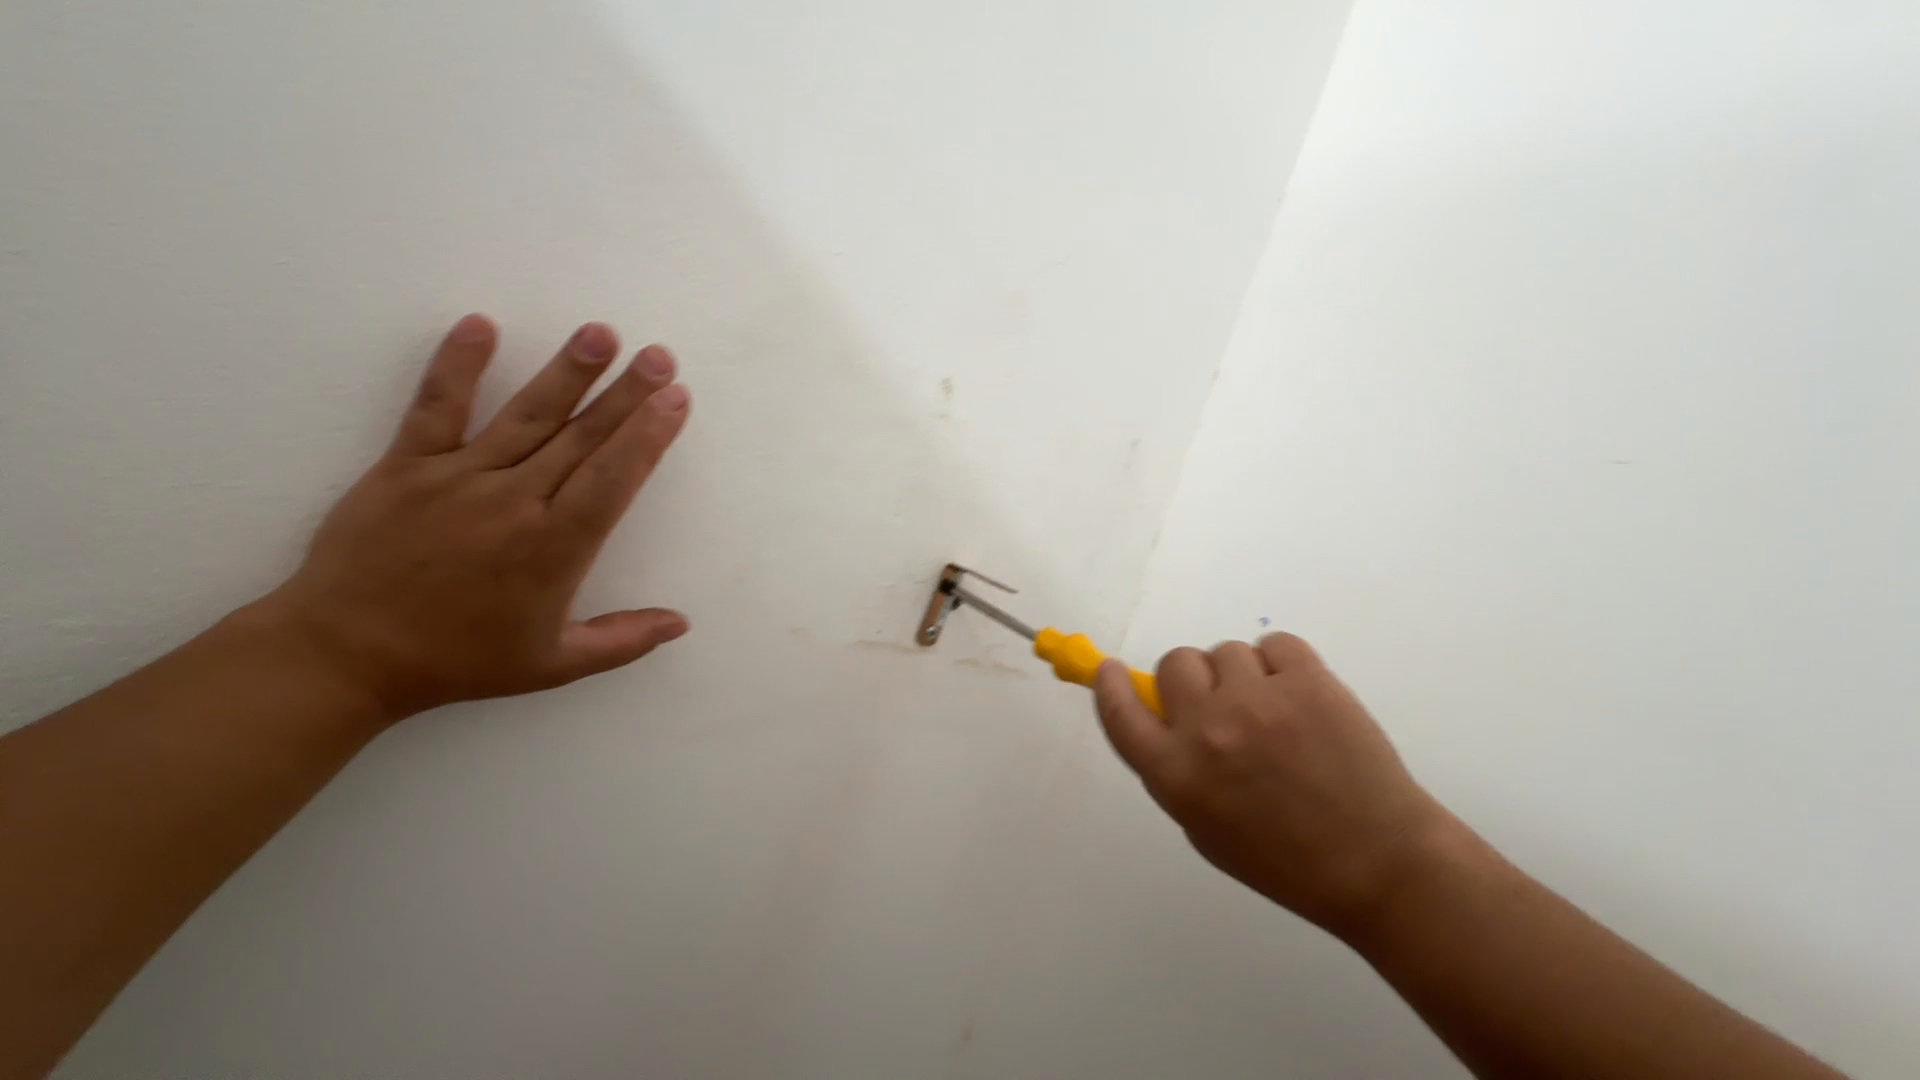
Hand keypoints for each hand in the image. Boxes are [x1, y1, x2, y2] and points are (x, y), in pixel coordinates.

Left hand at [251, 314, 692, 721]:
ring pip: (526, 415)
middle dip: (627, 394)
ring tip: (599, 333)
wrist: (345, 654)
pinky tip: (481, 325)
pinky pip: (436, 407)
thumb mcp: (552, 665)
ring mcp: (459, 478)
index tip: (675, 399)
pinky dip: (457, 366)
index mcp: (555, 548)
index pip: (614, 479)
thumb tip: (681, 623)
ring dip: (568, 372)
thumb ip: (622, 641)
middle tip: (659, 356)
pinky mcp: (406, 466)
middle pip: (583, 438)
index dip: (648, 436)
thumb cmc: (459, 660)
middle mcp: (515, 502)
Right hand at [1093, 634, 1453, 934]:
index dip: (1110, 685)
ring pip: (1226, 650)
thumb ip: (1176, 770)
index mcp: (1175, 774)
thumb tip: (1170, 718)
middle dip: (1193, 679)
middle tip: (1224, 704)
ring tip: (1275, 711)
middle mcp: (1206, 729)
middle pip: (1174, 662)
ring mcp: (1257, 700)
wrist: (1378, 863)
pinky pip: (1275, 642)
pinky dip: (1282, 663)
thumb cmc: (1284, 859)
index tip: (1110, 670)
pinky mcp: (1307, 680)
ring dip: (1242, 674)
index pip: (1120, 712)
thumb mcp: (1205, 829)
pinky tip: (1301, 696)